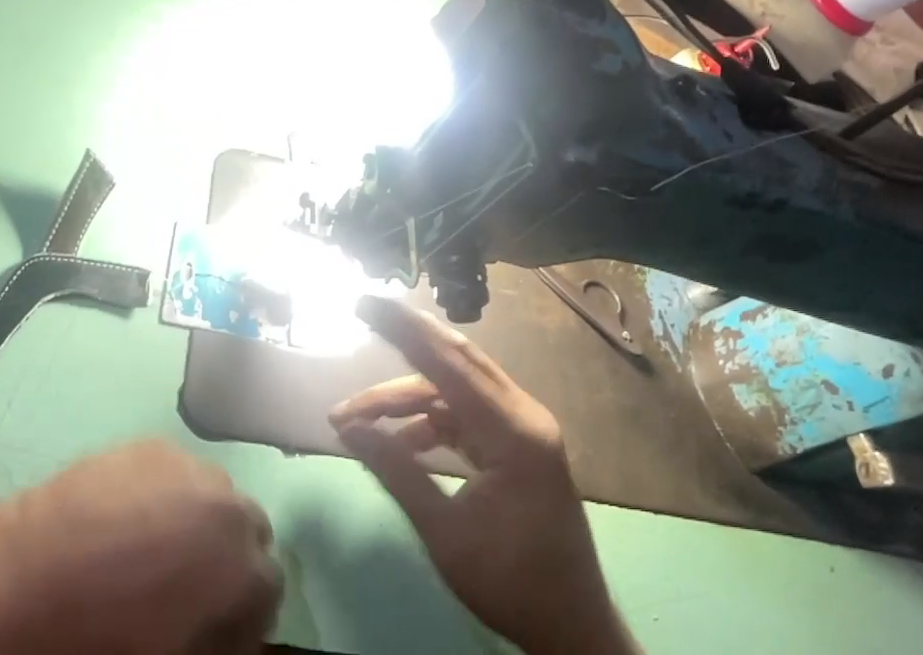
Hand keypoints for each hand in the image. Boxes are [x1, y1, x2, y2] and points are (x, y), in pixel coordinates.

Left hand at [0, 439, 280, 653]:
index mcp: (246, 571)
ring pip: (212, 493)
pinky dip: (163, 492)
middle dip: (226, 555)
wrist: (24, 584)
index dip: (242, 612)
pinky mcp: (149, 446)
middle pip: (248, 529)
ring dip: (197, 516)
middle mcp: (231, 508)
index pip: (269, 587)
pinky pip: (174, 472)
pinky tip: (126, 516)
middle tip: (185, 583)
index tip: (214, 624)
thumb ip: (218, 638)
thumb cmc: (106, 639)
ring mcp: (190, 468)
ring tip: (152, 544)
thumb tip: (223, 623)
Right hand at [329, 295, 637, 654]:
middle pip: (456, 361)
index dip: (402, 328)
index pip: (448, 362)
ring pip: (456, 389)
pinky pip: (466, 414)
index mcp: (513, 431)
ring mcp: (524, 430)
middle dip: (406, 340)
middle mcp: (523, 417)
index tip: (363, 301)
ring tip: (354, 419)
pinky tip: (397, 440)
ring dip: (407, 398)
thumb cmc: (511, 583)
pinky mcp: (518, 446)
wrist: (574, 629)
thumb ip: (396, 471)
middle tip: (362, 315)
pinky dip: (429, 420)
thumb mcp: (444, 532)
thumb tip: (348, 428)